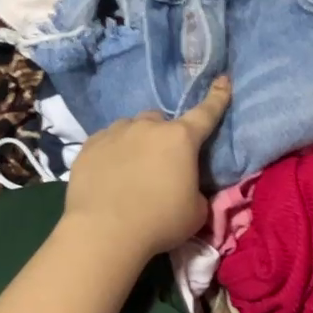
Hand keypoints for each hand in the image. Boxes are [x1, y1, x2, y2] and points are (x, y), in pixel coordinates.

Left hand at [63, 76, 230, 257]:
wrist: (104, 232)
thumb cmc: (160, 221)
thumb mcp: (196, 211)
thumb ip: (196, 190)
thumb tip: (186, 186)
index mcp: (181, 139)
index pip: (206, 113)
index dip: (218, 97)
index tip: (223, 80)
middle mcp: (148, 127)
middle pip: (160, 120)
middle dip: (164, 135)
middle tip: (162, 161)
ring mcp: (115, 133)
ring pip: (131, 127)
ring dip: (137, 141)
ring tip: (132, 167)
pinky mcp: (89, 146)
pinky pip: (107, 141)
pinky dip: (113, 151)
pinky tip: (110, 173)